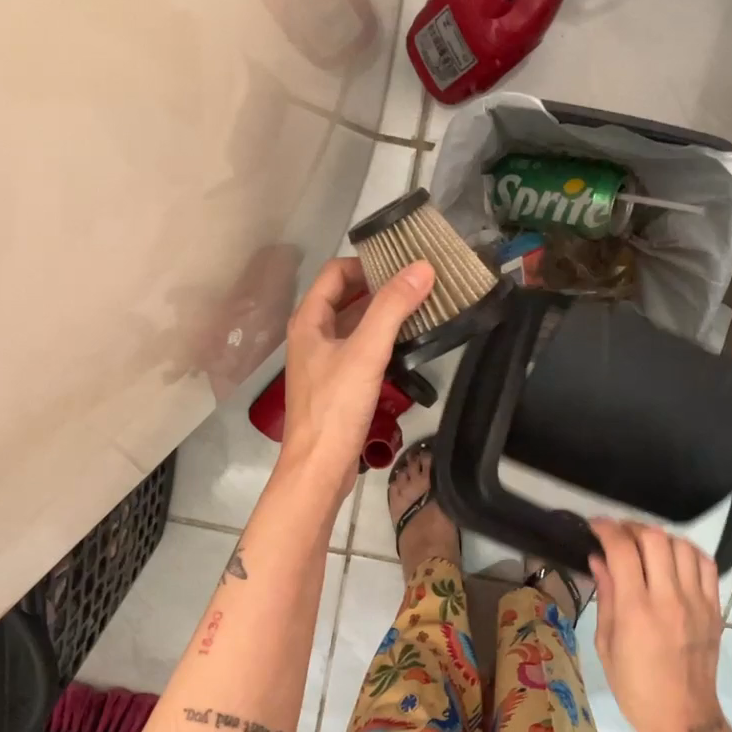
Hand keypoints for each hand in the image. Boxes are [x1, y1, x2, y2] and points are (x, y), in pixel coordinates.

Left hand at [278, 257, 432, 493]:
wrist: (319, 467)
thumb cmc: (335, 407)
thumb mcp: (366, 352)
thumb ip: (392, 308)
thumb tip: (423, 268)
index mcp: (308, 321)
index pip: (335, 273)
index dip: (367, 264)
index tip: (402, 266)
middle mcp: (311, 337)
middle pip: (345, 298)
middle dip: (379, 287)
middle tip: (418, 284)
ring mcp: (323, 363)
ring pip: (354, 326)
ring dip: (382, 315)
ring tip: (420, 309)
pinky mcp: (336, 387)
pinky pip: (359, 351)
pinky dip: (381, 342)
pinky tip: (406, 345)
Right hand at [588, 518, 728, 731]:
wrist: (682, 717)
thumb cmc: (634, 687)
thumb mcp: (606, 644)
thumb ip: (607, 596)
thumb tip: (599, 561)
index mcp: (636, 610)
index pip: (622, 550)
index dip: (607, 530)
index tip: (595, 526)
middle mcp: (669, 599)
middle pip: (655, 539)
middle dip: (632, 528)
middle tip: (618, 534)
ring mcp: (697, 602)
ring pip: (682, 546)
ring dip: (660, 538)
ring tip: (645, 545)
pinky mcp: (714, 608)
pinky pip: (706, 565)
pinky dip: (687, 552)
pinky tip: (673, 559)